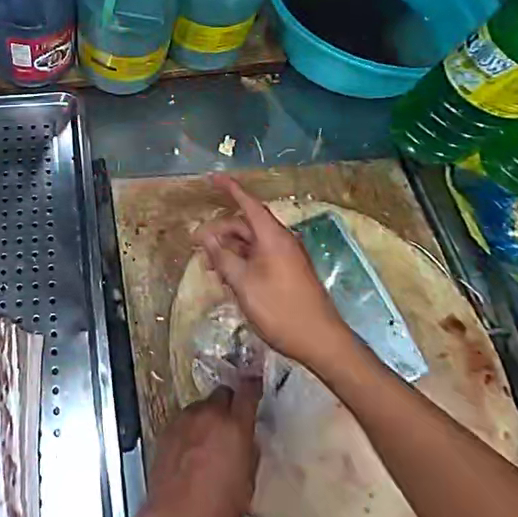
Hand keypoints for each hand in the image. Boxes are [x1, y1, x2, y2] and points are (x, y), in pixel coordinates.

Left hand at [141, 373, 262, 516]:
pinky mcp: (167, 431)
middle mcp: (210, 415)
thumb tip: (247, 442)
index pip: (248, 390)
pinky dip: (190, 430)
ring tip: (207, 444)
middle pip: (223, 393)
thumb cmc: (217, 509)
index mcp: (235, 425)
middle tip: (230, 424)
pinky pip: (184, 421)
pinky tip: (189, 453)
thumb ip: (249, 453)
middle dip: (229, 404)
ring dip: (207, 418)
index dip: (253, 385)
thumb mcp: (247, 483)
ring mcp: (186, 421)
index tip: (255, 384)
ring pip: (202, 407)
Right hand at [197, 175, 358, 372]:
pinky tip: (230, 278)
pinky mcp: (289, 271)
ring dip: (231, 249)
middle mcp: (282, 240)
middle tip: (198, 245)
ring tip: (211, 267)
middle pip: (247, 225)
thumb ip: (224, 258)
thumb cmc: (280, 309)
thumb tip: (208, 238)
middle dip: (222, 231)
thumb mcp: (244, 284)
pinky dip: (243, 261)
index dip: (230, 189)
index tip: (213, 178)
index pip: (249, 203)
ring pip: (253, 242)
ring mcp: (287, 256)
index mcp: (273, 236)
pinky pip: (261, 256)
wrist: (319, 338)